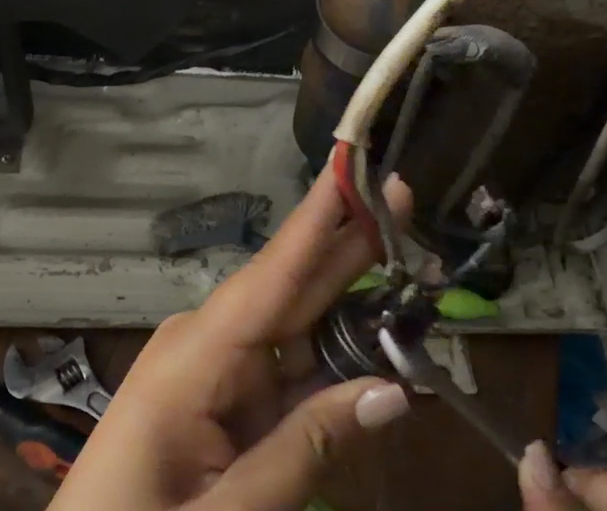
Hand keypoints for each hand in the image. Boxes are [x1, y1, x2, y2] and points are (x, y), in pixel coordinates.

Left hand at [49, 170, 414, 510]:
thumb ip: (307, 449)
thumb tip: (395, 389)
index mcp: (194, 356)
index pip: (272, 272)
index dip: (318, 215)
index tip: (350, 157)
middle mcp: (208, 345)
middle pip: (293, 285)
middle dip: (350, 242)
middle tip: (404, 196)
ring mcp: (217, 372)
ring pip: (299, 325)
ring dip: (354, 304)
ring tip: (411, 264)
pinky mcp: (225, 400)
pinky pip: (290, 368)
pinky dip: (334, 359)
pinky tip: (378, 343)